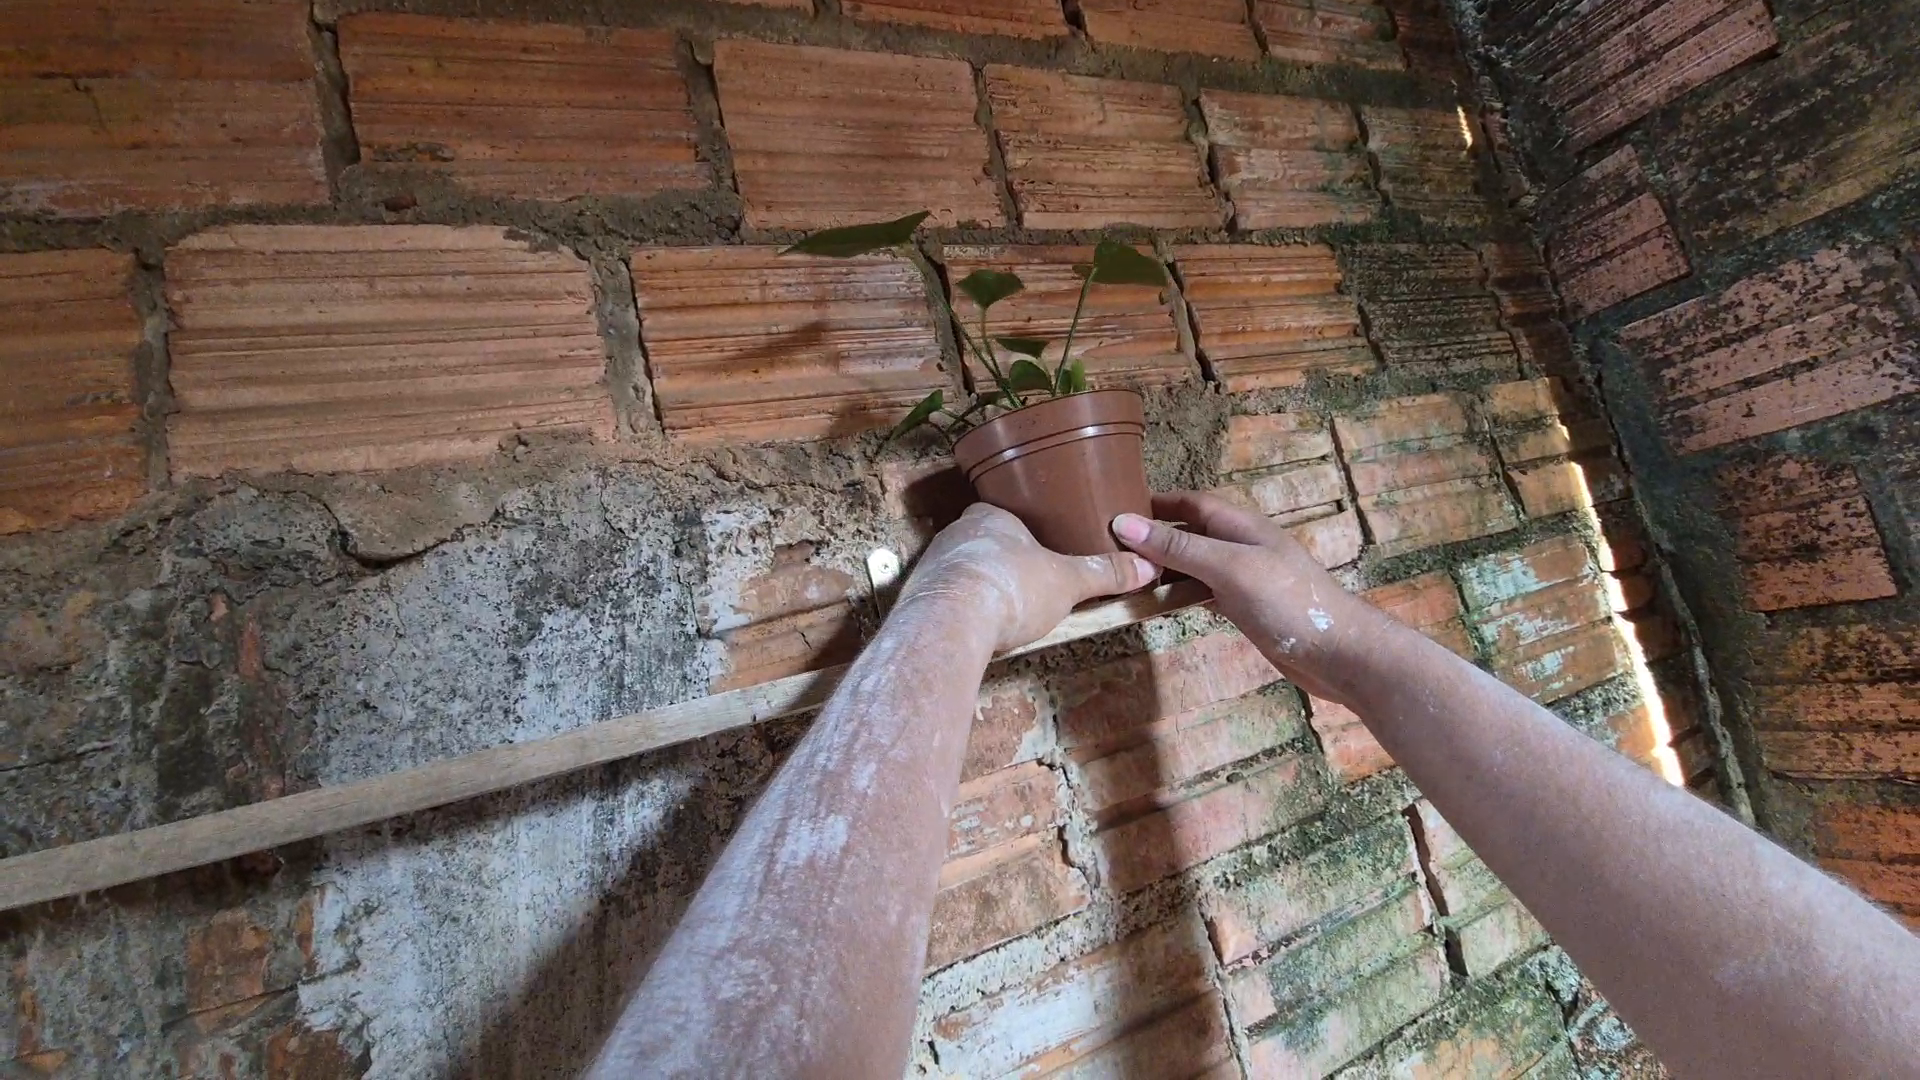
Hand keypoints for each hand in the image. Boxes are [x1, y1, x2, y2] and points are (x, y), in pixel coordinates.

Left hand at [898, 503, 1157, 652]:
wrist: (950, 623)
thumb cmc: (1012, 587)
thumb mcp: (1068, 582)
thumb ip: (1104, 574)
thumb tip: (1147, 567)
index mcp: (990, 516)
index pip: (1007, 515)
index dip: (1024, 531)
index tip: (1040, 548)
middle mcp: (956, 533)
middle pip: (983, 542)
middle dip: (1003, 562)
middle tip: (1027, 583)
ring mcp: (933, 564)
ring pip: (963, 570)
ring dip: (980, 586)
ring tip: (1004, 610)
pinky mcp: (918, 597)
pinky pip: (944, 598)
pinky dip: (960, 610)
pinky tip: (975, 628)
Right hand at [1112, 491, 1371, 702]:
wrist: (1339, 654)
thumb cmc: (1287, 601)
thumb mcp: (1228, 567)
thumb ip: (1178, 546)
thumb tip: (1123, 523)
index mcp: (1237, 525)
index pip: (1188, 502)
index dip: (1154, 503)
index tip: (1114, 510)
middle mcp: (1237, 546)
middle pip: (1186, 532)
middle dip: (1151, 537)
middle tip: (1108, 550)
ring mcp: (1240, 577)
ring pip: (1190, 565)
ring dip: (1160, 569)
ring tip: (1122, 578)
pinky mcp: (1242, 606)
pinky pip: (1200, 592)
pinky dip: (1176, 594)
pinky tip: (1155, 604)